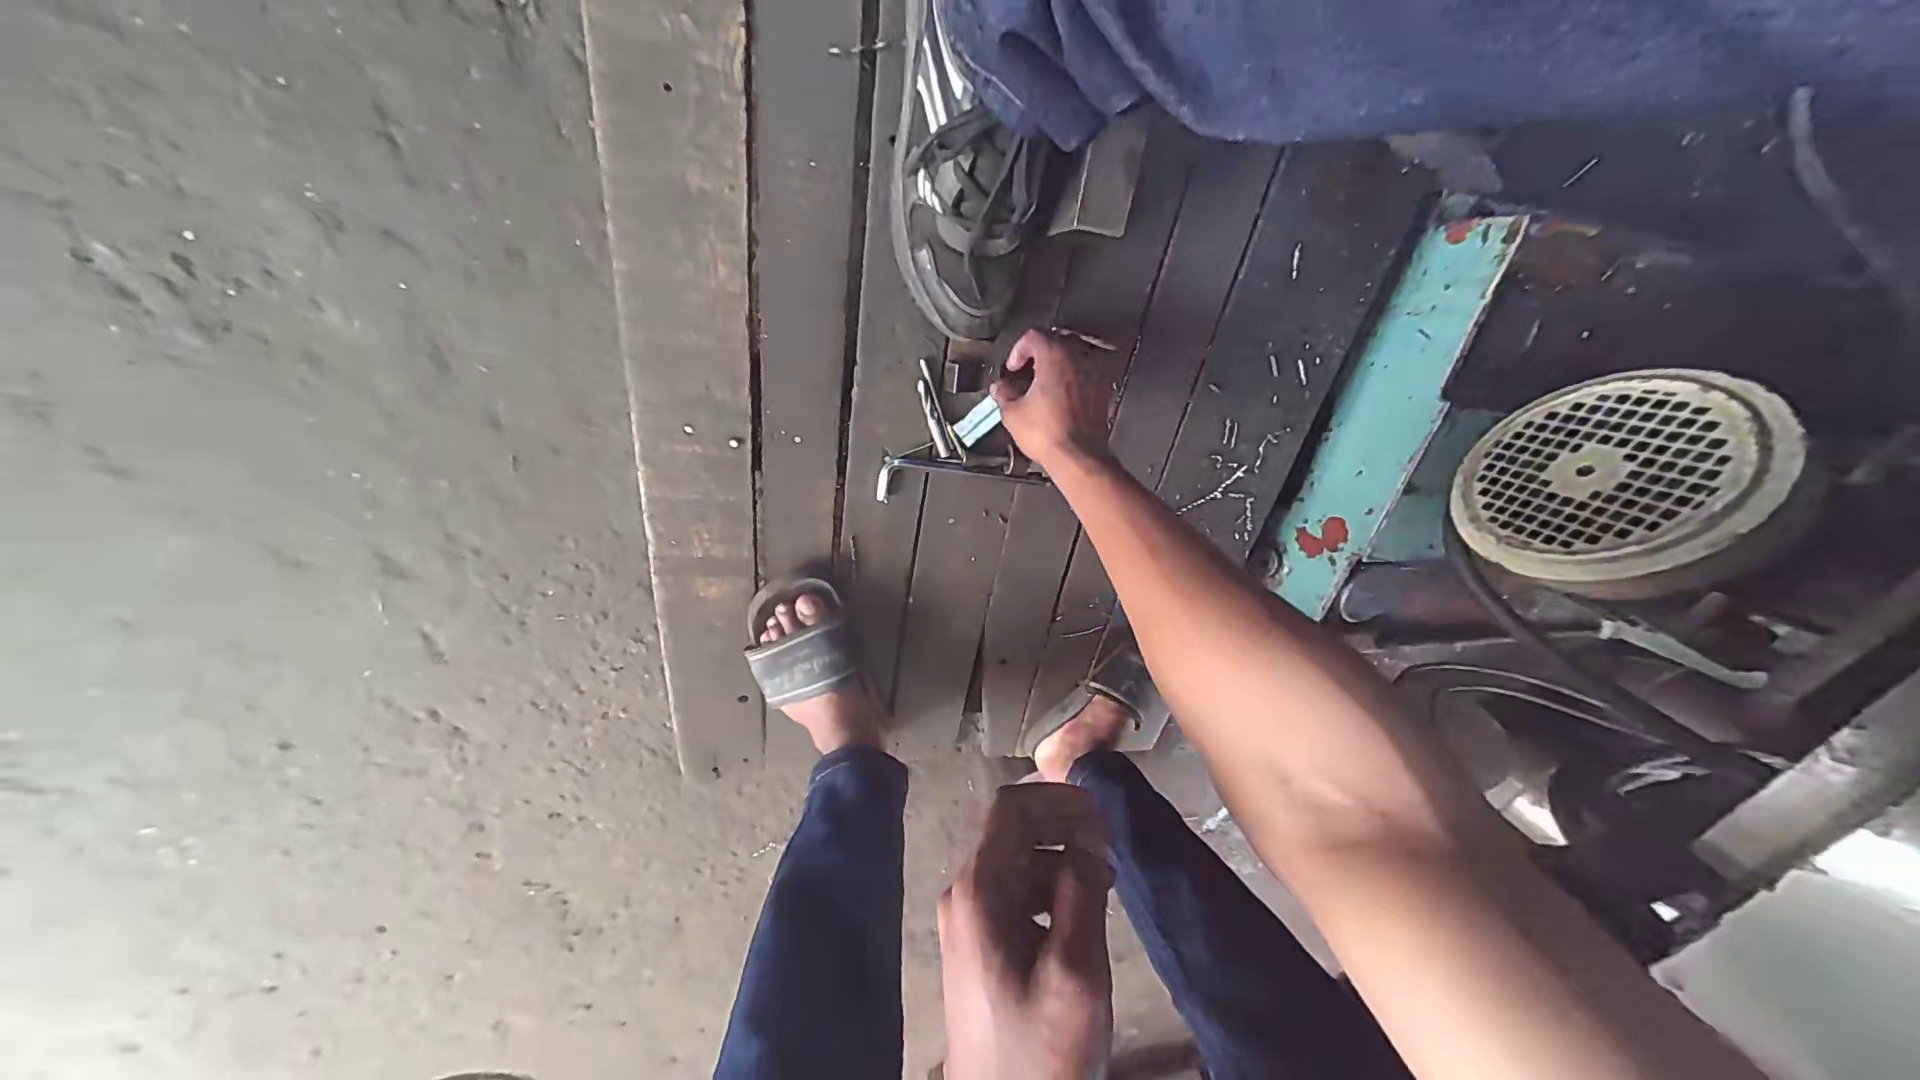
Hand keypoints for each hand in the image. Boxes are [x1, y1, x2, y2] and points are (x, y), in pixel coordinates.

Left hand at [939, 783, 1114, 1079]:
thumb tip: (1089, 838)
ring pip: (1015, 859)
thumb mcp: (1075, 974)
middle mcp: (964, 892)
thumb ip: (1083, 895)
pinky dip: (1048, 885)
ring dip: (1058, 855)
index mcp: (979, 891)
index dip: (1056, 798)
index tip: (1100, 812)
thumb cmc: (1041, 1052)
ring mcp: (967, 917)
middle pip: (1011, 830)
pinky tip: (1079, 907)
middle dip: (1060, 824)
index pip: (1011, 809)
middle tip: (1107, 840)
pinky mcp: (978, 940)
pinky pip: (1013, 891)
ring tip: (1103, 875)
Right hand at [992, 330, 1113, 471]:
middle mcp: (1078, 359)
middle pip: (1056, 341)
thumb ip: (1004, 395)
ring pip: (1074, 356)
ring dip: (1058, 366)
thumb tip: (1001, 390)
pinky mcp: (1103, 390)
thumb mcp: (1013, 414)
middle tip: (1027, 371)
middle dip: (1039, 355)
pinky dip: (1074, 379)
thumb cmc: (1050, 434)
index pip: (1034, 336)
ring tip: (1044, 384)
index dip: (1018, 350)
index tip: (1014, 365)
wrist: (1078, 456)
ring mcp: (1094, 373)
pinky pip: (1087, 374)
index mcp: (1054, 356)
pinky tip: (1062, 396)